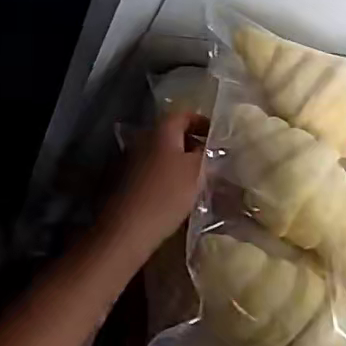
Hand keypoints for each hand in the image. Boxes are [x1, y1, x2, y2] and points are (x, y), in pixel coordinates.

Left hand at [101, 109, 208, 253]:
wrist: (127, 230)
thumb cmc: (166, 194)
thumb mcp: (197, 171)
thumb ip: (207, 154)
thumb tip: (210, 146)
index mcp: (162, 130)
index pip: (184, 115)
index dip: (203, 122)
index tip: (218, 135)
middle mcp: (144, 139)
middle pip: (173, 134)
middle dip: (194, 143)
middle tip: (212, 158)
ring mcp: (132, 160)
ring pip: (163, 154)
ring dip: (181, 162)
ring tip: (200, 178)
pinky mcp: (127, 182)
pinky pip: (154, 171)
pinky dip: (169, 176)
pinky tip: (180, 194)